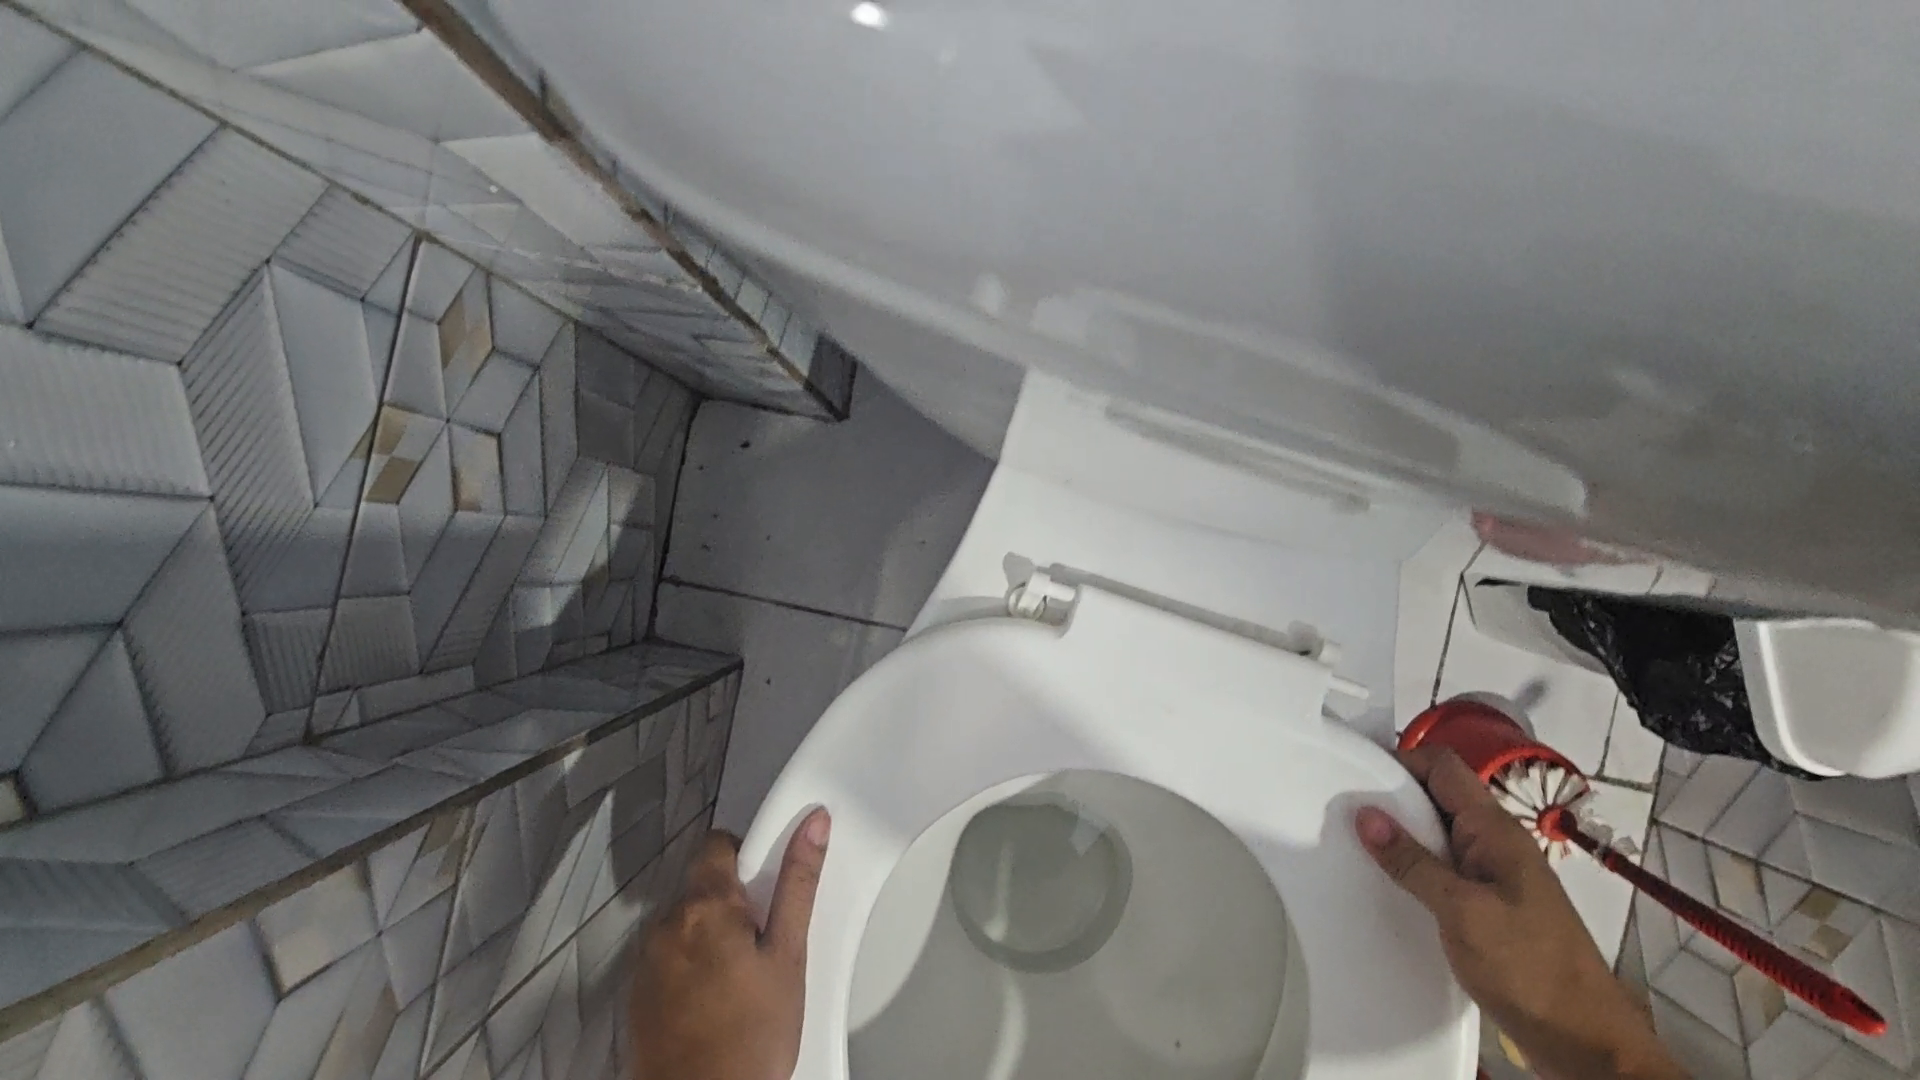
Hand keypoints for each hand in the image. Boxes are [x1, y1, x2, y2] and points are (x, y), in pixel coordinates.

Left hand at [631, 808, 830, 1079]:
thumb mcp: (789, 954)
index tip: (770, 886)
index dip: (749, 855)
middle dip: (734, 901)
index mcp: (704, 905)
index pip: (720, 843)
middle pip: (704, 883)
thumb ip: (798, 881)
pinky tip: (716, 999)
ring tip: (743, 978)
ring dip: (711, 933)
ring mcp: (646, 960)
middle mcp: (666, 924)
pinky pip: (670, 955)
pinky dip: (691, 963)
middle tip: (764, 942)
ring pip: (688, 921)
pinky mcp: (637, 993)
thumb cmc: (750, 1038)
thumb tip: (812, 825)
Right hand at [1355, 748, 1685, 1079]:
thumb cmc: (1529, 968)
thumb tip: (1365, 813)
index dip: (1400, 760)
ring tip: (1353, 841)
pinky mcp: (1486, 904)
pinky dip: (1412, 864)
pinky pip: (1441, 867)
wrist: (1585, 1043)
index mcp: (1495, 831)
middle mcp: (1494, 843)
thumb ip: (1412, 862)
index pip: (1443, 767)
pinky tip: (1386, 881)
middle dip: (1391, 796)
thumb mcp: (1462, 911)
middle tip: (1342, 806)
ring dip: (1399, 832)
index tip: (1354, 773)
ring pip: (1437, 833)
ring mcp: (1492, 875)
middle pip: (1437, 795)